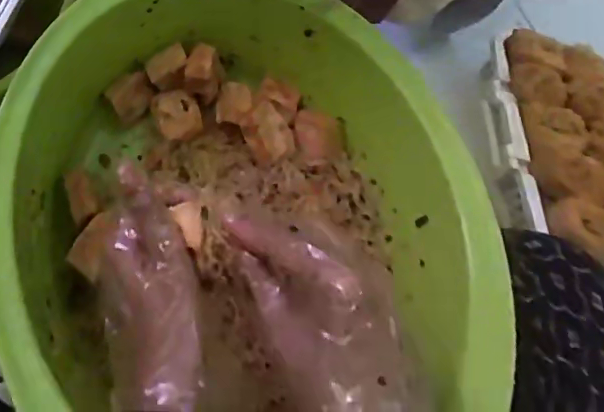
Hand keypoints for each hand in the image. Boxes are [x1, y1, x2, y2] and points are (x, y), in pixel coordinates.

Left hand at [100, 164, 201, 411]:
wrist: (162, 391)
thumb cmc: (168, 321)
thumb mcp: (166, 259)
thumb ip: (147, 210)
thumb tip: (121, 164)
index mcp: (115, 243)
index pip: (138, 197)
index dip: (170, 193)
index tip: (200, 201)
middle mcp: (110, 258)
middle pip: (145, 221)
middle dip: (175, 217)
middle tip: (206, 225)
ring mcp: (120, 283)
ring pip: (151, 245)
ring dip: (177, 241)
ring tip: (204, 246)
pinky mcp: (133, 303)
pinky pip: (154, 269)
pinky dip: (173, 264)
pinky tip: (193, 275)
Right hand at [224, 210, 422, 411]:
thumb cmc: (327, 385)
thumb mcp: (284, 339)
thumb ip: (262, 288)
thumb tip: (241, 253)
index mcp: (335, 275)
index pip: (286, 240)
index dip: (252, 228)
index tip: (224, 218)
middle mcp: (358, 261)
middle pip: (307, 228)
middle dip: (273, 226)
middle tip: (241, 228)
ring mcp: (373, 270)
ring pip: (324, 236)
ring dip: (292, 236)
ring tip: (262, 241)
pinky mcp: (379, 284)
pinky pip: (338, 251)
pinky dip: (312, 249)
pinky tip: (294, 260)